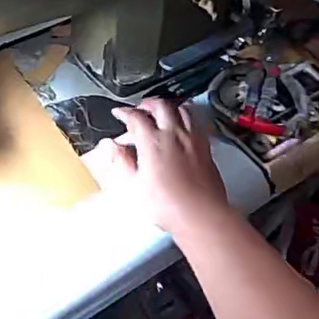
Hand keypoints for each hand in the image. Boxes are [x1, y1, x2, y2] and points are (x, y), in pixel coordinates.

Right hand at [89, 97, 230, 236]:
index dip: (124, 112)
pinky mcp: (206, 148)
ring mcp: (193, 140)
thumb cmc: (170, 205)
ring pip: (182, 110)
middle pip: (160, 106)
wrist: (200, 214)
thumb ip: (122, 161)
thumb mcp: (135, 185)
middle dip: (147, 104)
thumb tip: (112, 147)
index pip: (135, 116)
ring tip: (162, 112)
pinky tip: (184, 126)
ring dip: (169, 107)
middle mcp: (174, 135)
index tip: (120, 113)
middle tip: (140, 108)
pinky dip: (186, 118)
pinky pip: (196, 122)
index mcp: (153, 141)